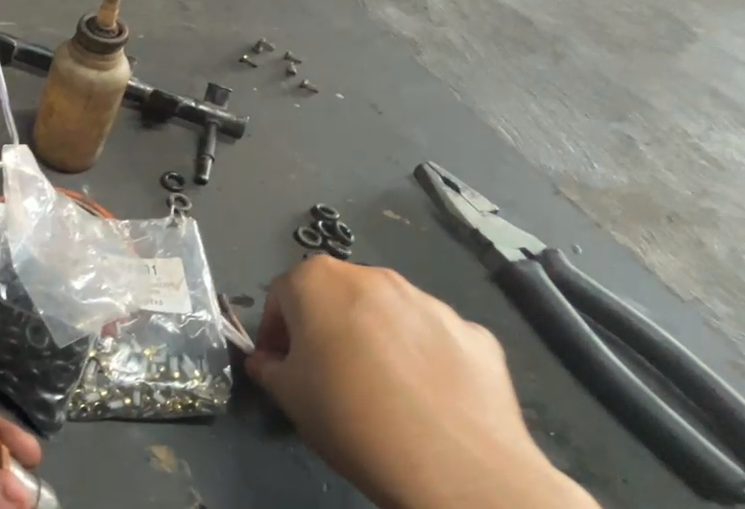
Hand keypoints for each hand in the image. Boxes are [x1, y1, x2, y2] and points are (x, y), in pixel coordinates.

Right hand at [247, 257, 598, 508]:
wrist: (455, 467)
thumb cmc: (349, 416)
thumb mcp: (286, 394)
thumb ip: (267, 366)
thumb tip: (270, 361)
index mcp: (316, 280)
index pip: (281, 297)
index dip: (277, 333)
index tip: (282, 366)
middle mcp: (372, 277)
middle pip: (338, 298)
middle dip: (329, 329)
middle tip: (331, 376)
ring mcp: (430, 303)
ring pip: (390, 316)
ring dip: (379, 340)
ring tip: (386, 392)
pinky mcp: (477, 335)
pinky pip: (438, 340)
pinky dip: (428, 359)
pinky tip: (429, 399)